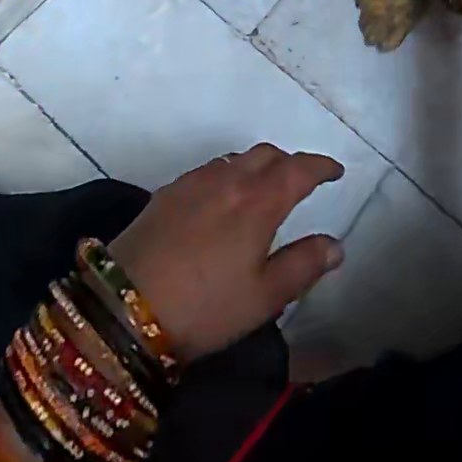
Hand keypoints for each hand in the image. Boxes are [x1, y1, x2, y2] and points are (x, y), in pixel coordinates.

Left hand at [108, 145, 345, 359]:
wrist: (126, 304)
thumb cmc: (206, 306)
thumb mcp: (265, 296)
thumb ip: (304, 265)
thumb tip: (335, 244)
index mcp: (257, 201)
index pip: (298, 169)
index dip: (321, 166)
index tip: (336, 171)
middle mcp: (226, 180)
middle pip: (265, 154)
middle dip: (290, 161)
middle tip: (303, 181)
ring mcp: (192, 182)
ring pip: (235, 158)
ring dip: (257, 165)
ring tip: (266, 188)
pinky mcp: (168, 191)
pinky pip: (209, 169)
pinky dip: (229, 172)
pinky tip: (225, 198)